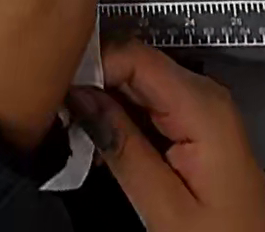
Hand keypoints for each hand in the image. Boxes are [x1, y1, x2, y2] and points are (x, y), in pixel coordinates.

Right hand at [68, 40, 264, 230]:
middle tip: (61, 108)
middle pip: (134, 61)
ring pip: (136, 77)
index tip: (61, 88)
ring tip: (75, 123)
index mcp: (202, 106)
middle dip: (94, 80)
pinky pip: (147, 96)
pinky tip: (100, 133)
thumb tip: (80, 95)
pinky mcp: (192, 117)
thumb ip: (122, 147)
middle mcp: (203, 92)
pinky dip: (119, 109)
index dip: (93, 64)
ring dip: (103, 95)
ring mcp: (200, 103)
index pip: (134, 55)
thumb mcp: (166, 209)